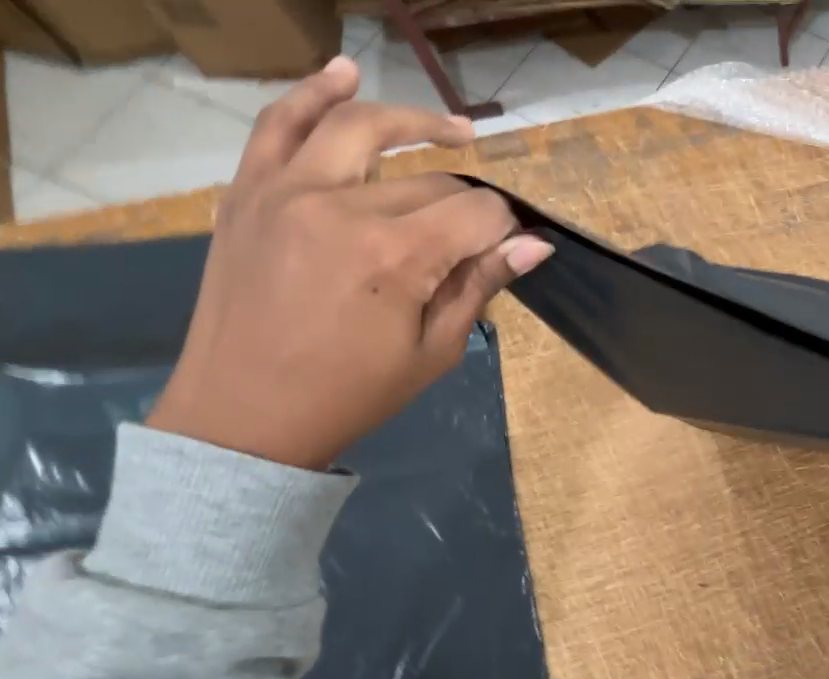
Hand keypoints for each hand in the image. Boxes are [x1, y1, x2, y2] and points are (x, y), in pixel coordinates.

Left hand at [146, 56, 553, 470]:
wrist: (248, 407)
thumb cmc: (356, 390)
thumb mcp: (436, 350)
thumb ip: (480, 286)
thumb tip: (533, 246)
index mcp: (396, 257)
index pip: (476, 214)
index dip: (507, 228)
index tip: (516, 248)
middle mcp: (342, 207)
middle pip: (430, 182)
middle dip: (470, 202)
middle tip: (485, 230)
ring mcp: (287, 190)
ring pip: (359, 129)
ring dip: (414, 123)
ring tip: (455, 131)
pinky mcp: (250, 190)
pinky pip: (278, 123)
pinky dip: (312, 93)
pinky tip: (347, 74)